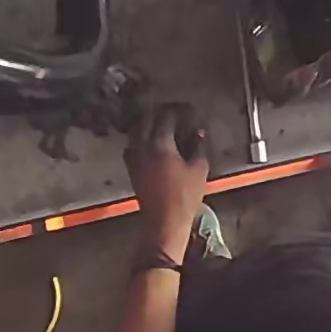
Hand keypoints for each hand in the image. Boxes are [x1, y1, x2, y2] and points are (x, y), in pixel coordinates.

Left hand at [126, 102, 208, 259]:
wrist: (164, 221)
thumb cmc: (185, 196)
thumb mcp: (199, 169)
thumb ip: (198, 146)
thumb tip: (198, 132)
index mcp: (159, 143)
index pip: (166, 116)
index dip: (178, 109)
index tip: (189, 110)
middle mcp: (142, 146)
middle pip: (147, 118)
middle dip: (161, 112)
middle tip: (176, 114)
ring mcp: (133, 157)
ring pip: (137, 130)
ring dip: (149, 123)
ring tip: (164, 124)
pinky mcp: (131, 167)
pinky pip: (133, 143)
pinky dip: (142, 136)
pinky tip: (152, 142)